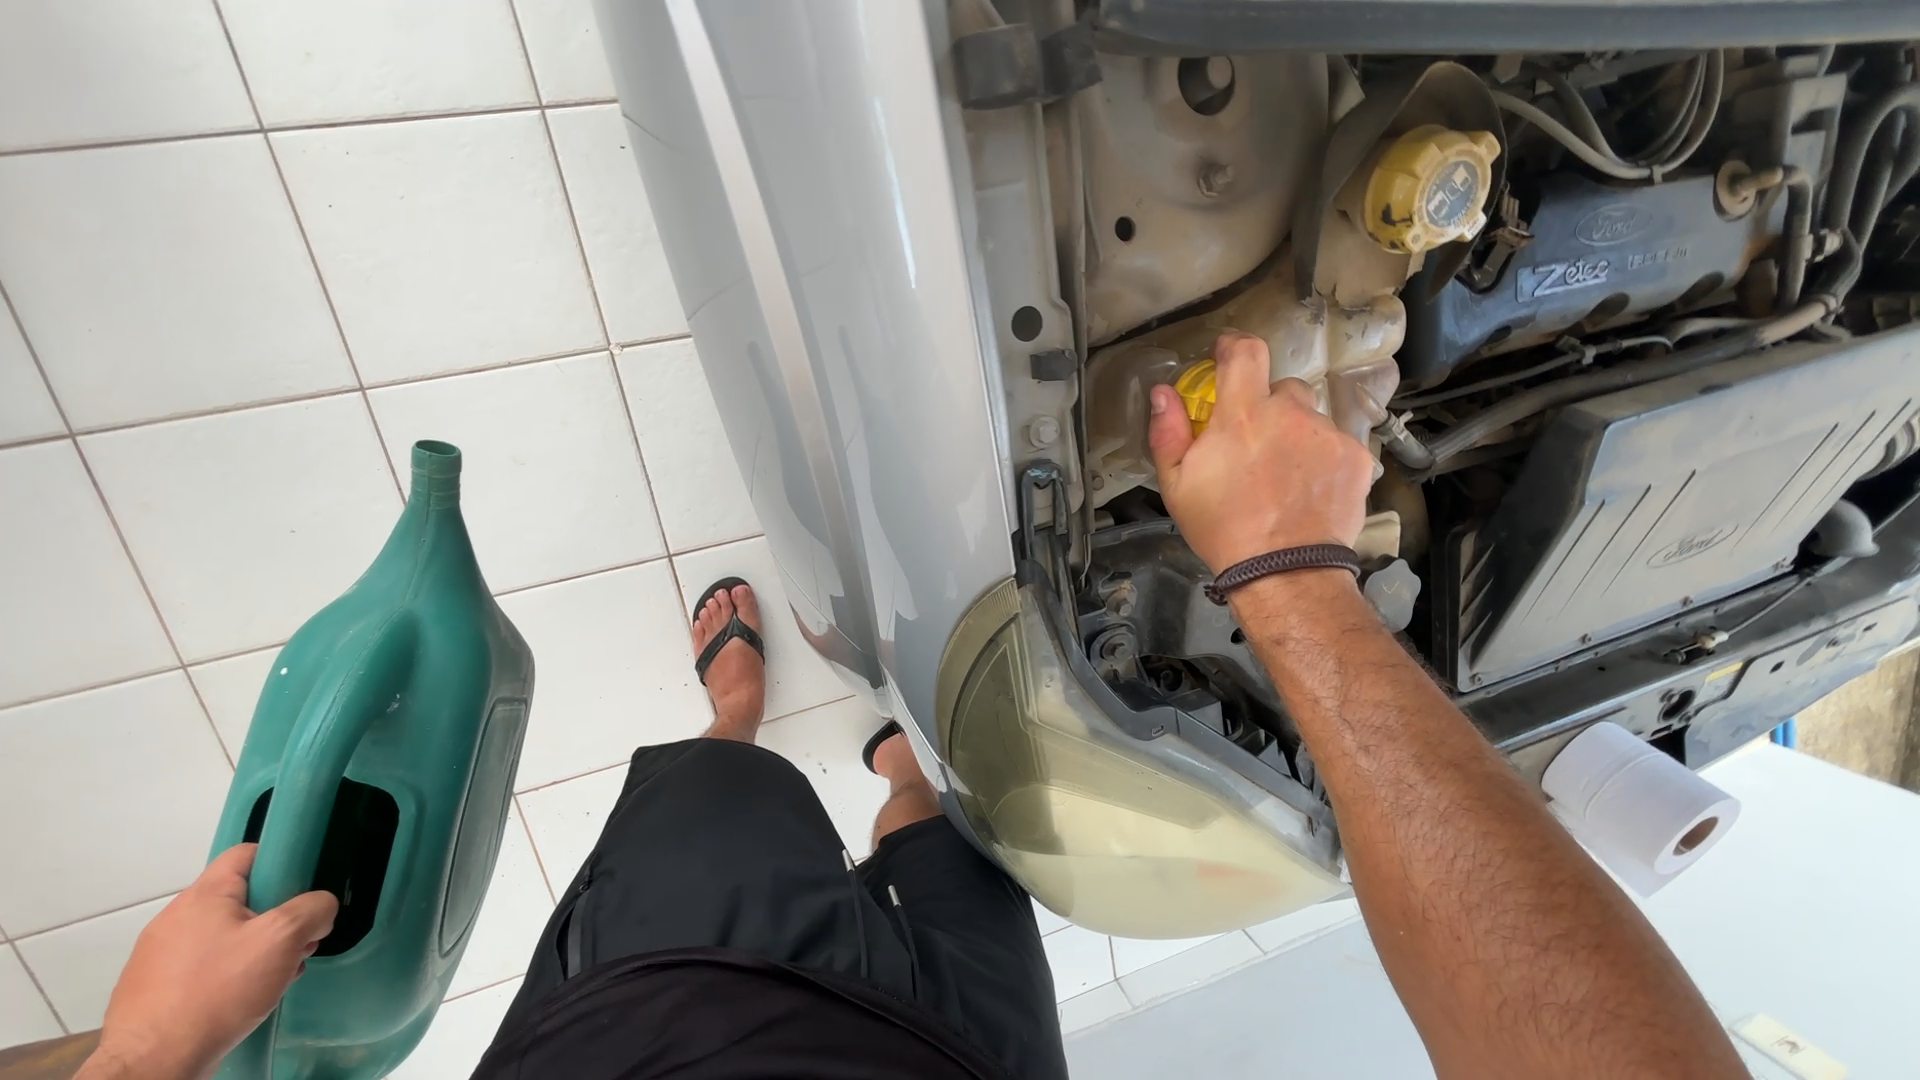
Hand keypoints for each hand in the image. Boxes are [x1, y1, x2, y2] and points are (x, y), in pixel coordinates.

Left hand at [80, 844, 337, 1079]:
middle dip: (280, 915)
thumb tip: (320, 909)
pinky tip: (252, 993)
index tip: (307, 886)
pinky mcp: (155, 990)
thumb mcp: (285, 937)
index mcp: (201, 897)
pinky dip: (235, 972)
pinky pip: (207, 966)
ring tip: (283, 971)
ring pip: (227, 935)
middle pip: (242, 898)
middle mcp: (173, 920)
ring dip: (261, 946)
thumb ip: (315, 907)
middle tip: (302, 939)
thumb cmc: (219, 990)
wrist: (153, 1066)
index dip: (284, 861)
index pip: (247, 853)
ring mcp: (158, 958)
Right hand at [1148, 332, 1373, 572]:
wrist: (1285, 570)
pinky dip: (1321, 458)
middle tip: (1254, 442)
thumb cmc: (1222, 528)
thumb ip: (1168, 432)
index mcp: (1242, 414)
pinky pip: (1335, 443)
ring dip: (1295, 432)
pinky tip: (1307, 488)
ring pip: (1310, 417)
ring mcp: (1327, 433)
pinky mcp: (1355, 457)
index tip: (1227, 355)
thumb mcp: (1176, 484)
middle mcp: (1289, 413)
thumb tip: (1163, 394)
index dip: (1234, 346)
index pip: (1245, 352)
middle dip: (1266, 406)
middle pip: (1281, 388)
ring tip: (1284, 473)